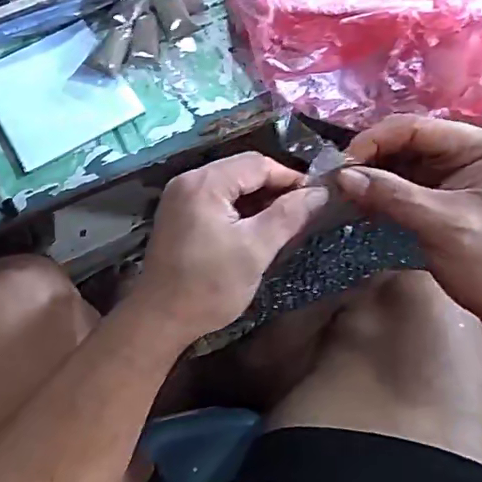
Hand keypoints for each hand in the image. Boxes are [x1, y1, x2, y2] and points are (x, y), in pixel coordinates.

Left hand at [129, 153, 329, 343]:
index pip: (257, 163)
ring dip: (258, 199)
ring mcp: (179, 197)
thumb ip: (288, 216)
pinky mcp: (178, 215)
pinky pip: (216, 199)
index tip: (317, 198)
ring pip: (230, 184)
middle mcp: (187, 181)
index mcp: (204, 183)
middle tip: (304, 211)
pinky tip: (256, 228)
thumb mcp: (255, 250)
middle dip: (275, 187)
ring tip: (285, 222)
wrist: (160, 318)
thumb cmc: (209, 285)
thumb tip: (320, 192)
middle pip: (242, 170)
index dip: (291, 177)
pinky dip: (239, 208)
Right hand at [336, 116, 481, 322]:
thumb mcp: (445, 225)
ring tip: (342, 198)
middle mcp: (470, 156)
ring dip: (373, 180)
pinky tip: (362, 209)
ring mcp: (459, 181)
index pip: (415, 127)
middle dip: (369, 161)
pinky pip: (408, 190)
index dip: (373, 141)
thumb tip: (341, 176)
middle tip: (335, 185)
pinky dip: (383, 198)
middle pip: (407, 144)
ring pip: (403, 168)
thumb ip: (392, 196)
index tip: (339, 167)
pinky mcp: (448, 205)